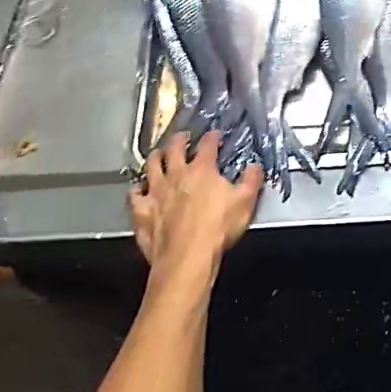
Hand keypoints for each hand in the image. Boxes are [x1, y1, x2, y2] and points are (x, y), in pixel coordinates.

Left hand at [129, 130, 262, 287]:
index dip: (212, 137)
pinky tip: (138, 189)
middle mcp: (176, 174)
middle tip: (183, 136)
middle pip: (174, 148)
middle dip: (179, 139)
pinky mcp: (142, 209)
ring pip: (152, 165)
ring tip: (159, 153)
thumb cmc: (217, 229)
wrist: (187, 256)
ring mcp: (156, 191)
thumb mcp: (245, 202)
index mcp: (202, 170)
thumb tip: (255, 166)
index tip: (215, 135)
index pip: (207, 145)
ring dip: (156, 156)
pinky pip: (135, 194)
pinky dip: (136, 189)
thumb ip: (251, 180)